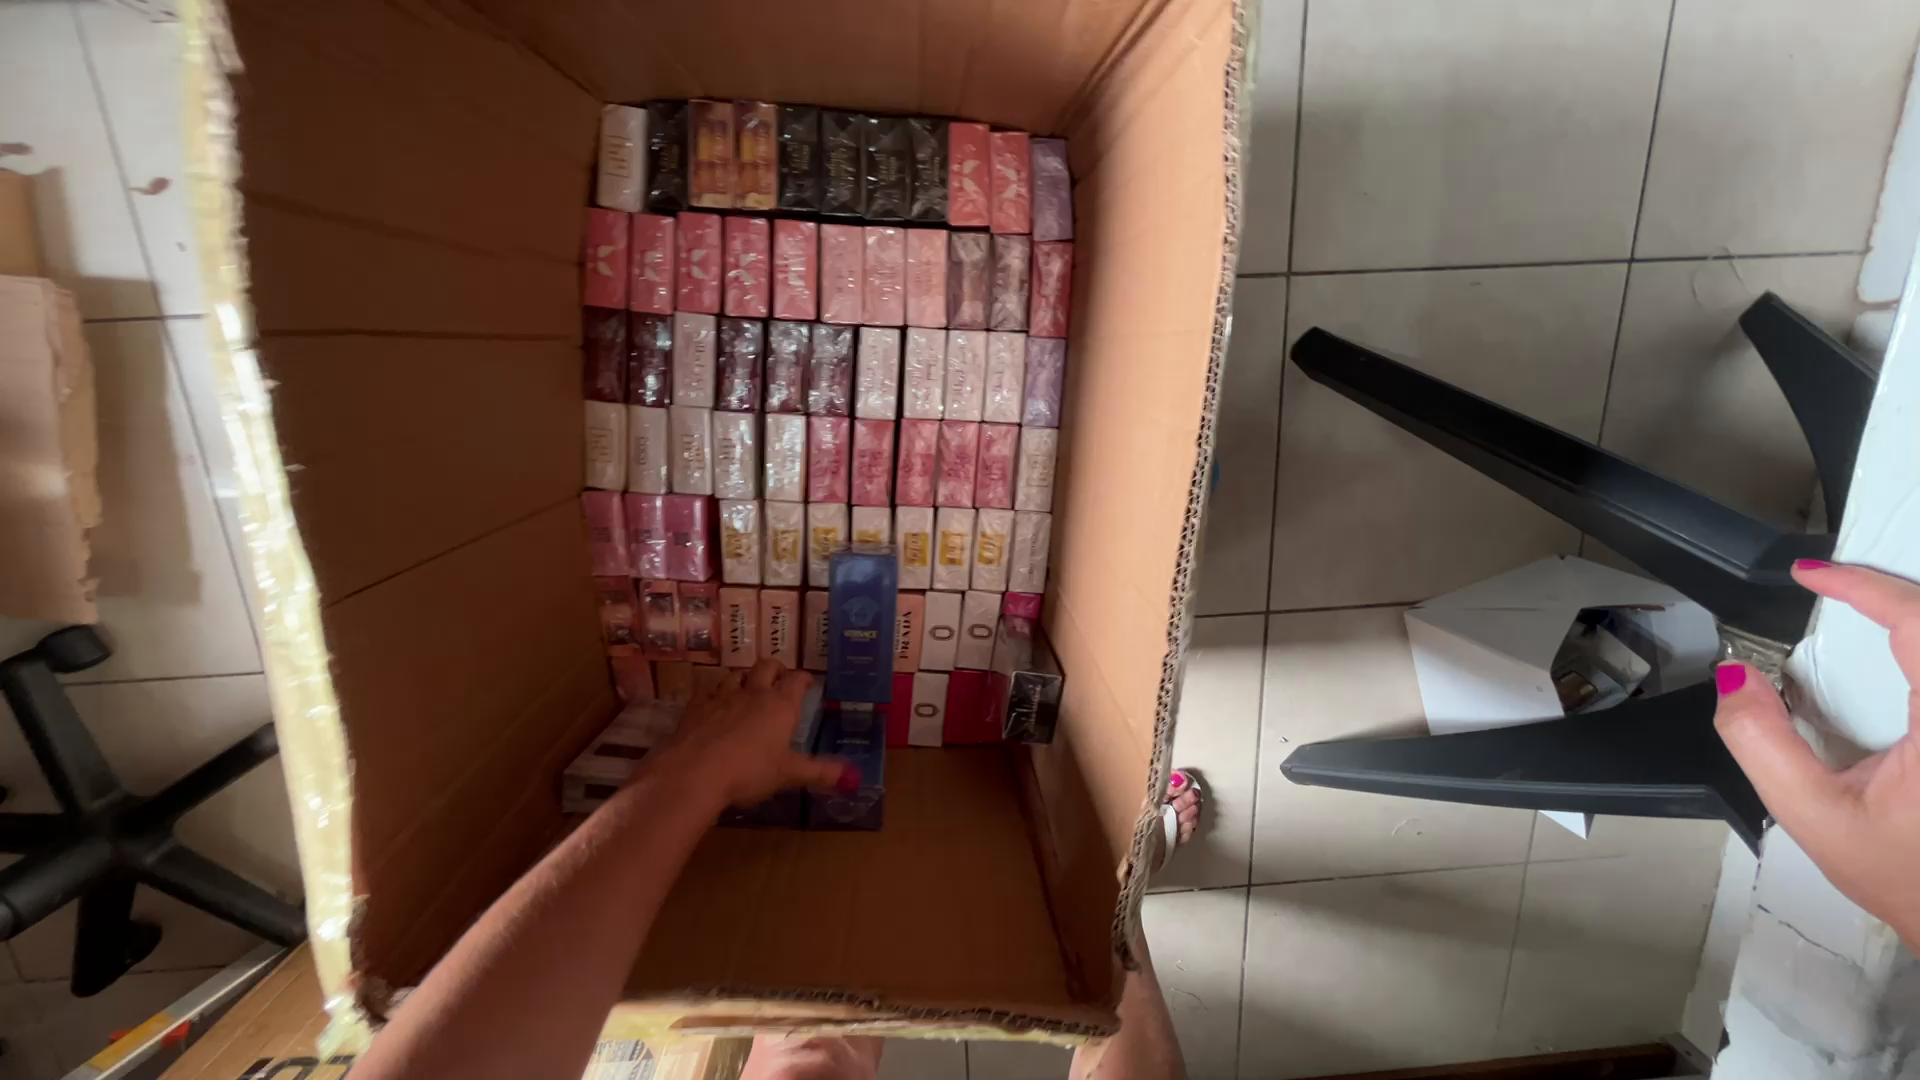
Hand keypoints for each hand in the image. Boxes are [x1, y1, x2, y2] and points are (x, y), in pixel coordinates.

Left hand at [648, 660, 853, 808]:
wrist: (694, 773)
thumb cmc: (750, 771)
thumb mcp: (788, 775)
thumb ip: (819, 772)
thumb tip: (851, 776)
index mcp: (781, 705)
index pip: (798, 679)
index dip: (804, 678)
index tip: (808, 683)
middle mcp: (754, 694)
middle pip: (767, 666)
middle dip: (775, 670)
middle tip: (778, 681)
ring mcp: (722, 697)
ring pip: (736, 675)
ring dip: (744, 680)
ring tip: (746, 693)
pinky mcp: (695, 708)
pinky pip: (706, 693)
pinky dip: (713, 697)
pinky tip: (712, 709)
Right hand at [1714, 561, 1919, 943]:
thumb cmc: (1905, 876)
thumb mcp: (1810, 811)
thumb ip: (1760, 739)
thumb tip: (1736, 675)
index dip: (1866, 588)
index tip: (1811, 574)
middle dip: (1896, 593)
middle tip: (1834, 584)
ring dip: (1916, 619)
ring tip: (1866, 605)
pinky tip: (1906, 647)